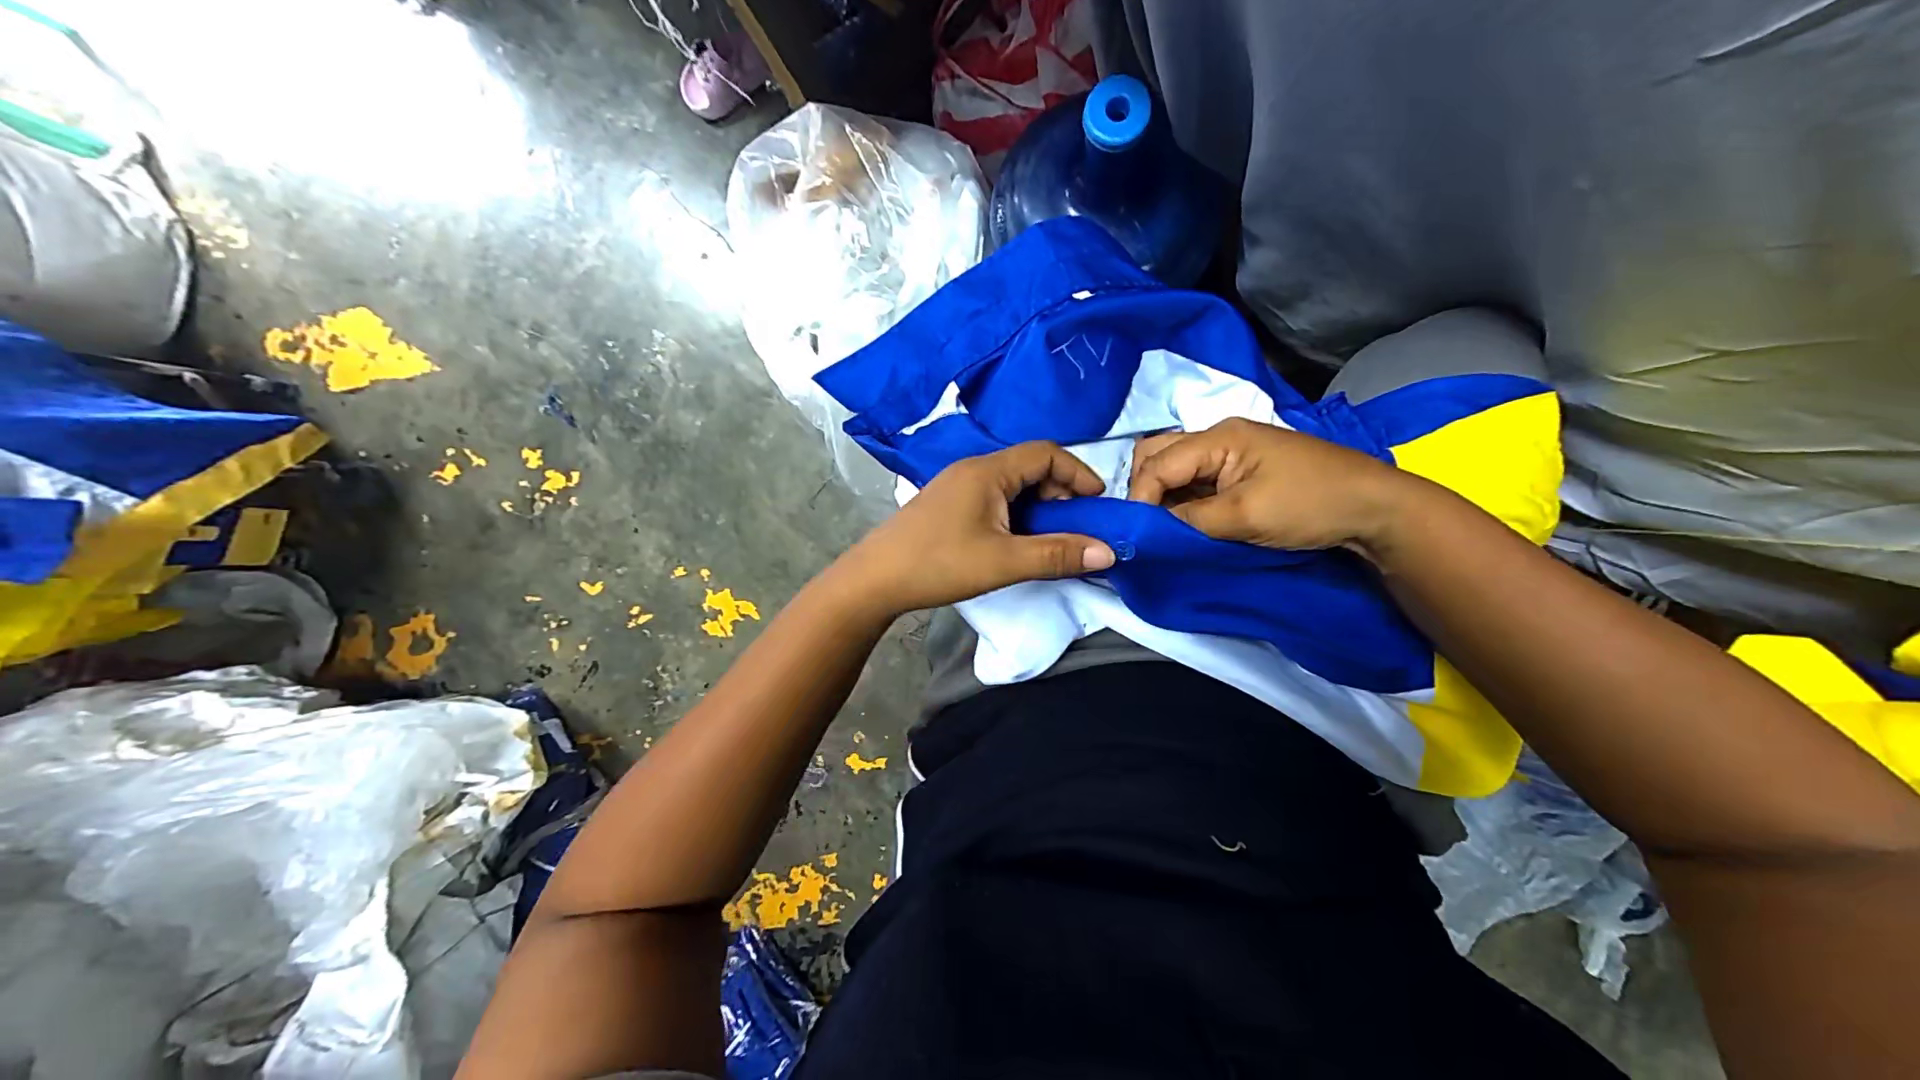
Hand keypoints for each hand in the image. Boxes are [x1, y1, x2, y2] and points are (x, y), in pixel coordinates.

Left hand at [828, 442, 1116, 618]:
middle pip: (1030, 466)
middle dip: (1061, 491)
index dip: (1078, 473)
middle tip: (1076, 525)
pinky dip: (1017, 514)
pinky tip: (1019, 541)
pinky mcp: (949, 505)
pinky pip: (995, 498)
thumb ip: (1056, 555)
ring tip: (1052, 537)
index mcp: (988, 471)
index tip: (1098, 503)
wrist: (875, 580)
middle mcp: (973, 469)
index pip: (1046, 453)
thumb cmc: (939, 564)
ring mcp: (958, 486)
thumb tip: (1108, 552)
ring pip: (1013, 484)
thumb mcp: (1003, 562)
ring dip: (1039, 505)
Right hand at [1128, 418, 1417, 555]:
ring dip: (1162, 496)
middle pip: (1156, 454)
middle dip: (1143, 489)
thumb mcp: (1245, 517)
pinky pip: (1195, 480)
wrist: (1376, 507)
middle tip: (1146, 525)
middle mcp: (1219, 436)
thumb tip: (1148, 529)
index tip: (1135, 533)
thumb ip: (1190, 520)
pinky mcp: (1242, 469)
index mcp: (1219, 437)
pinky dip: (1182, 500)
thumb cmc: (1311, 505)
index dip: (1139, 498)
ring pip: (1173, 467)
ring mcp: (1231, 452)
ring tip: (1162, 527)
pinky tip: (1185, 522)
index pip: (1157, 463)